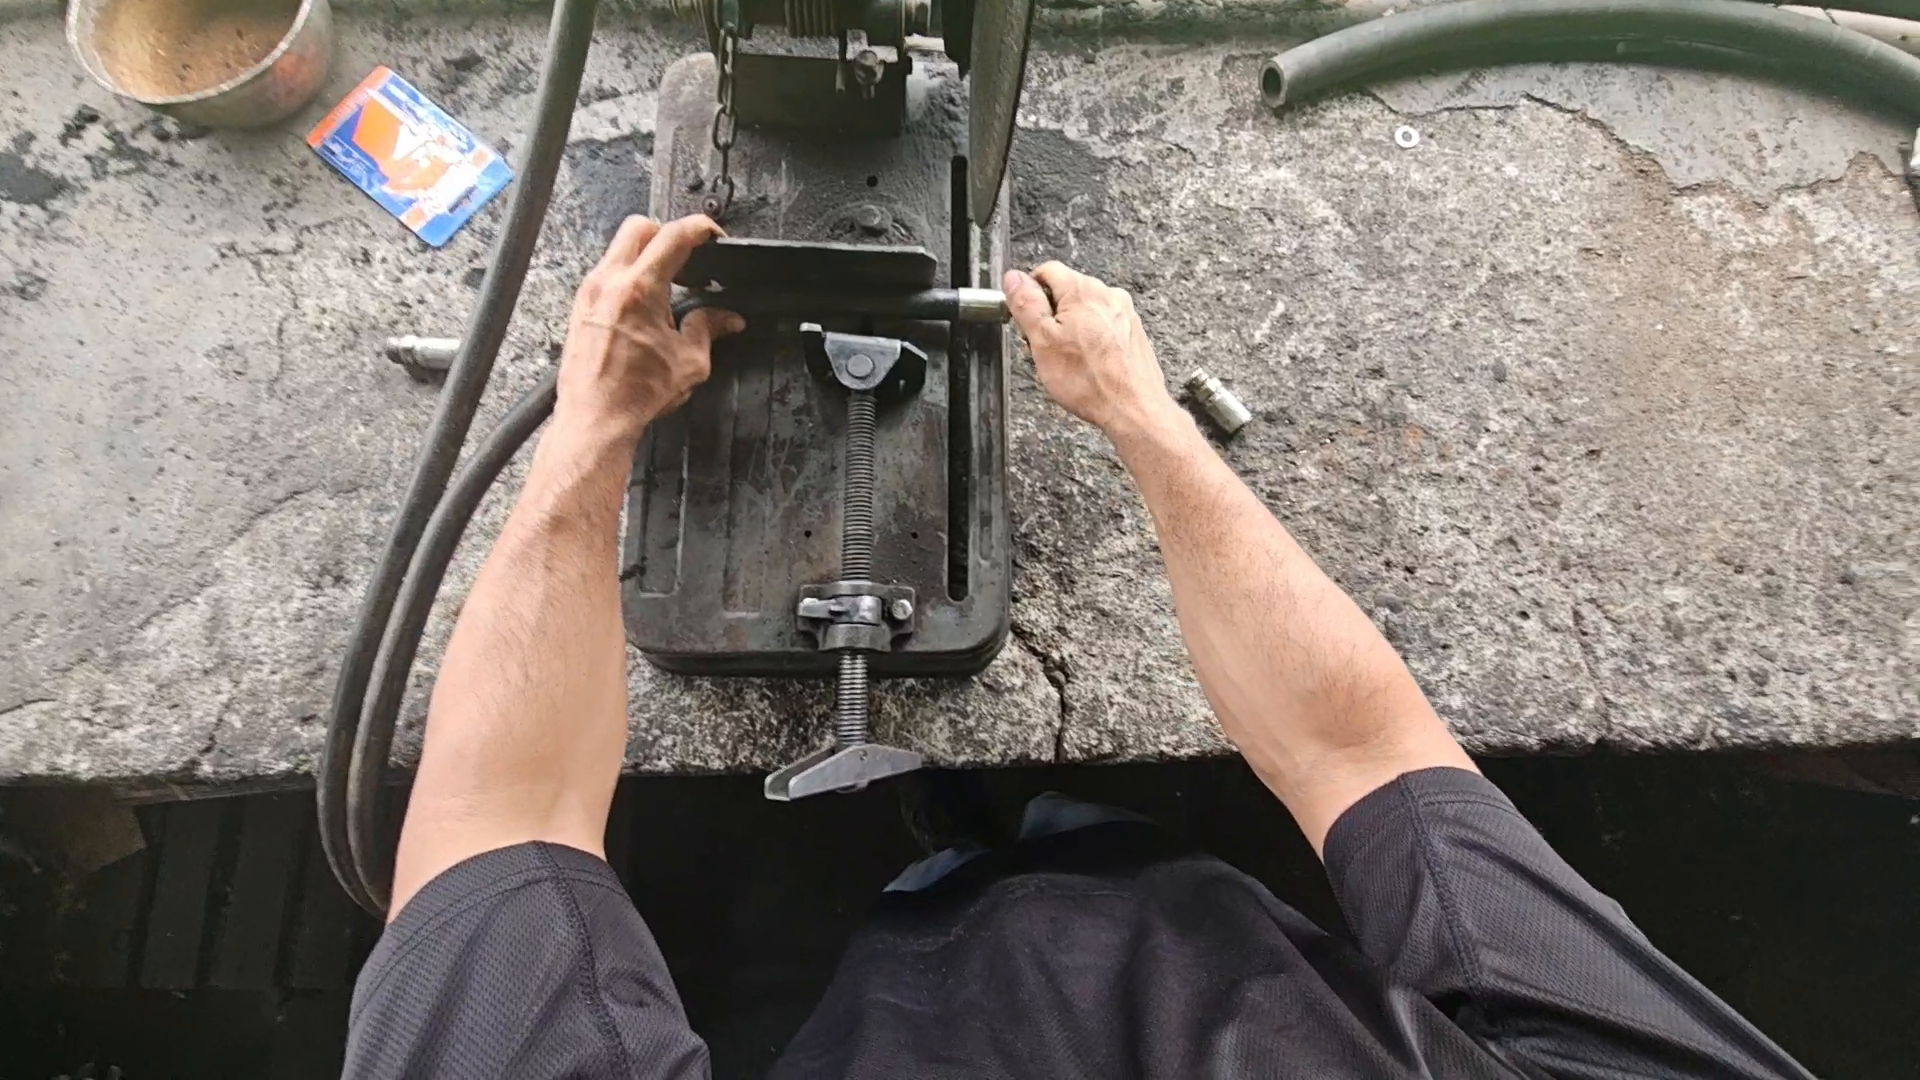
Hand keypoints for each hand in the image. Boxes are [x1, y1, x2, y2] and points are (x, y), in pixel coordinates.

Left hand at [556, 214, 743, 444]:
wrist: (596, 415)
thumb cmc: (636, 393)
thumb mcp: (690, 362)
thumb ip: (709, 329)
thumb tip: (728, 319)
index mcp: (640, 290)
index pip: (673, 237)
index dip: (699, 229)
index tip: (713, 235)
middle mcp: (610, 282)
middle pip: (639, 227)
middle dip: (668, 234)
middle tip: (690, 258)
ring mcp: (591, 291)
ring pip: (620, 248)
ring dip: (648, 257)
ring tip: (670, 289)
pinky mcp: (582, 304)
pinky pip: (609, 273)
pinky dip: (631, 276)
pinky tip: (647, 307)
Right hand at [1003, 262, 1177, 435]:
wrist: (1132, 408)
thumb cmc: (1090, 380)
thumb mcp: (1042, 341)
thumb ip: (1026, 305)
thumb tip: (1013, 278)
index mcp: (1083, 290)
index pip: (1046, 271)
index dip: (1029, 294)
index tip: (1025, 318)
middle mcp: (1108, 295)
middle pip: (1066, 293)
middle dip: (1050, 317)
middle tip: (1044, 348)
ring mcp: (1123, 314)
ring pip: (1084, 312)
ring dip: (1069, 331)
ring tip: (1066, 362)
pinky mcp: (1132, 333)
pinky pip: (1102, 329)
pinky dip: (1090, 342)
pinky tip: (1086, 366)